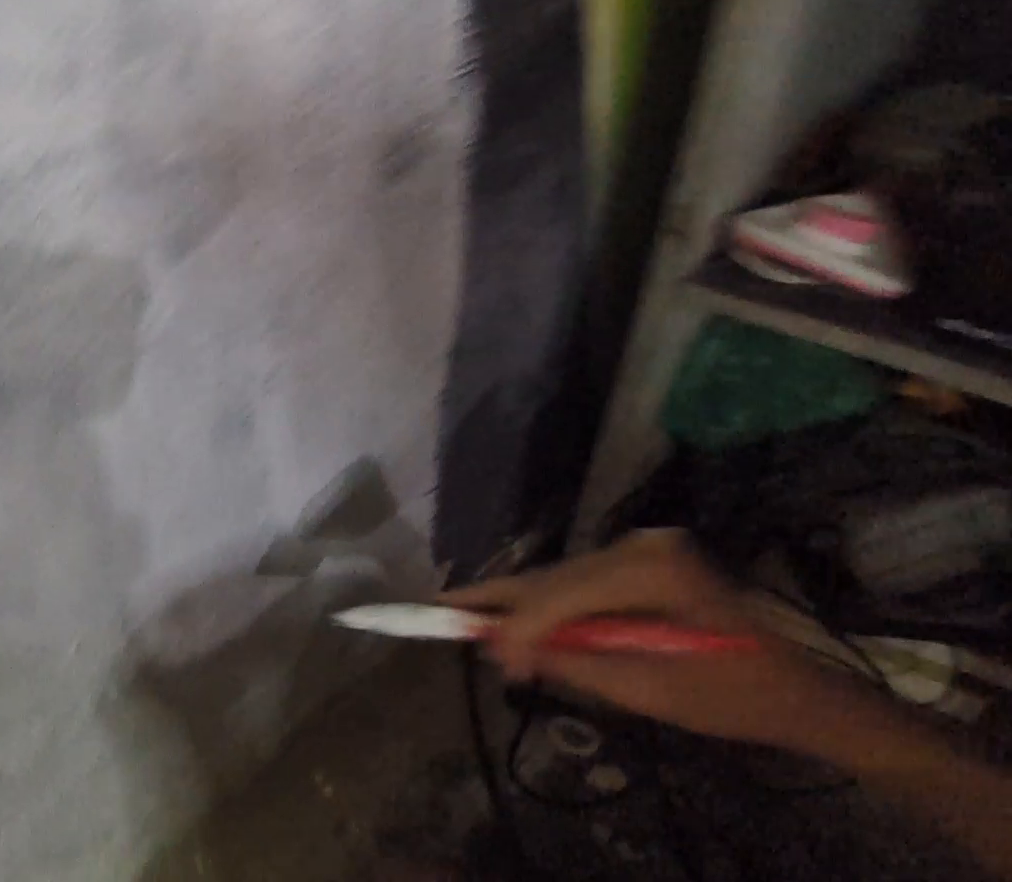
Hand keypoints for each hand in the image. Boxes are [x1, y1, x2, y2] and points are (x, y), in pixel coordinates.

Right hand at [442, 529, 872, 753]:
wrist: (805, 694)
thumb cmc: (736, 699)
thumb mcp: (651, 692)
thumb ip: (572, 664)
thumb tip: (500, 650)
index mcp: (652, 571)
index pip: (561, 596)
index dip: (517, 628)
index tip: (487, 659)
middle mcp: (639, 546)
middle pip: (550, 578)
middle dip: (500, 606)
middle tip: (438, 613)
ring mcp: (639, 550)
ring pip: (557, 578)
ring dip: (517, 605)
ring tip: (465, 618)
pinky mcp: (637, 561)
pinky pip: (575, 582)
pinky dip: (544, 604)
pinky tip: (511, 616)